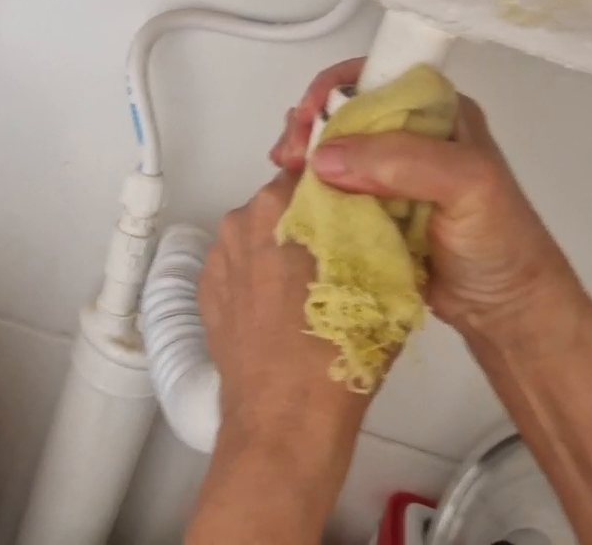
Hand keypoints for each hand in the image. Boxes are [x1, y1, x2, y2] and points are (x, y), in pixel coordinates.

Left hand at [200, 172, 371, 445]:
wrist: (286, 422)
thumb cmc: (336, 353)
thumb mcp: (383, 282)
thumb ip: (379, 235)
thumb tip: (385, 217)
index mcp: (282, 208)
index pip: (313, 171)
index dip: (338, 187)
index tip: (354, 206)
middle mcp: (242, 221)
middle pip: (284, 202)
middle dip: (309, 219)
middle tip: (340, 251)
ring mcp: (219, 257)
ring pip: (259, 233)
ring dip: (281, 246)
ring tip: (310, 286)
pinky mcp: (207, 290)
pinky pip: (239, 265)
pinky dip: (257, 275)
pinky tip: (282, 308)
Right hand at [270, 60, 576, 335]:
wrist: (505, 309)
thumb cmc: (501, 240)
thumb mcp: (466, 184)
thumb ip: (402, 161)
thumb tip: (325, 157)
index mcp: (436, 109)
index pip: (375, 76)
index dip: (335, 88)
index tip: (309, 116)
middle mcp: (408, 132)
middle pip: (343, 109)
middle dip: (310, 122)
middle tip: (290, 152)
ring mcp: (387, 172)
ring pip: (331, 146)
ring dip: (302, 153)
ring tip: (285, 170)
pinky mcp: (371, 206)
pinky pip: (329, 186)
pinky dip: (306, 186)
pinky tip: (292, 191)